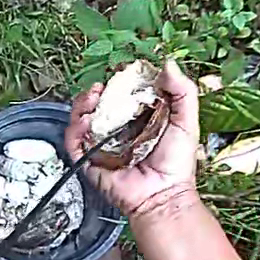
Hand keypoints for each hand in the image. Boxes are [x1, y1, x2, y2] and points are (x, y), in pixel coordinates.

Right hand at [63, 59, 201, 221]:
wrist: (163, 196)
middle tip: (102, 86)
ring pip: (81, 118)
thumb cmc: (176, 164)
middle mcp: (117, 129)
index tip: (121, 72)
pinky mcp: (89, 160)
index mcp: (137, 118)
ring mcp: (101, 144)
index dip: (118, 81)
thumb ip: (182, 91)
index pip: (121, 93)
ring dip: (82, 104)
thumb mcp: (187, 121)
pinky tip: (86, 121)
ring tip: (93, 98)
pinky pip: (73, 142)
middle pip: (97, 103)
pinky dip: (75, 129)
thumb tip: (167, 63)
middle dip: (96, 91)